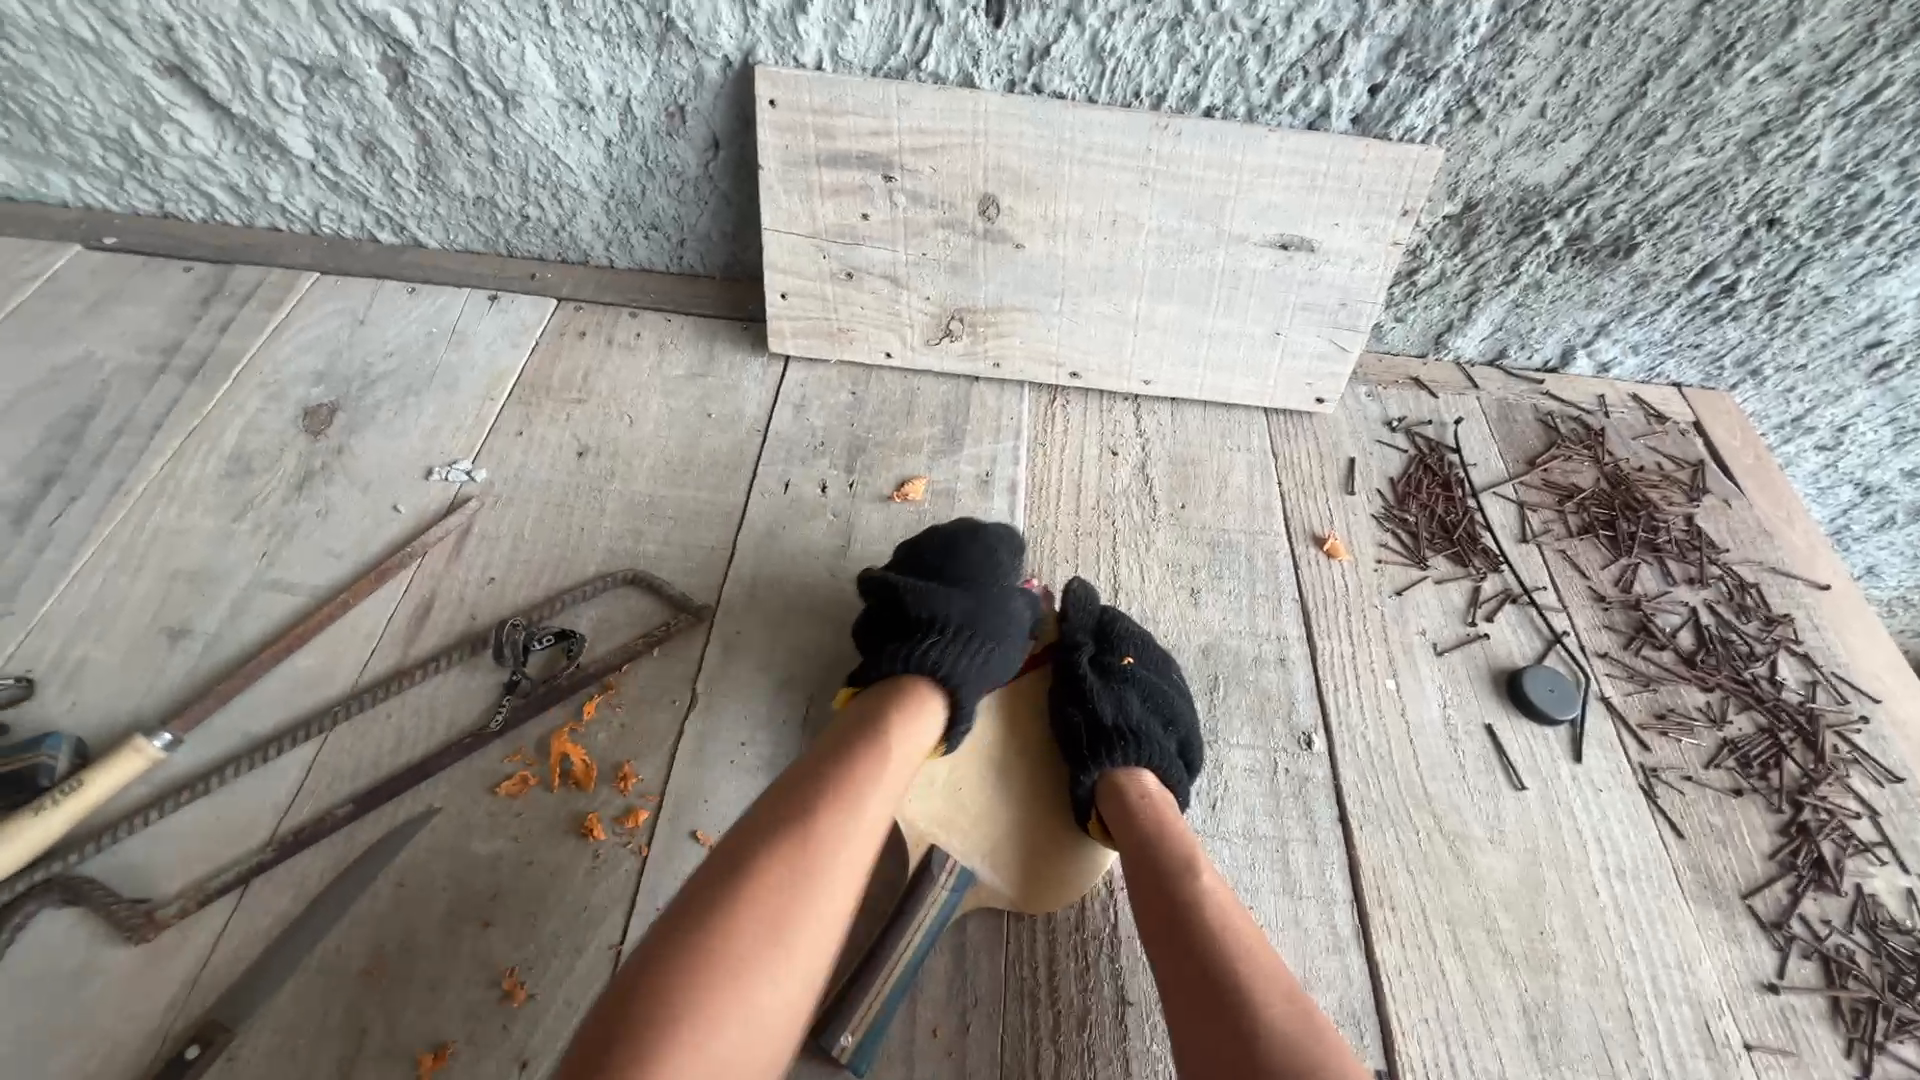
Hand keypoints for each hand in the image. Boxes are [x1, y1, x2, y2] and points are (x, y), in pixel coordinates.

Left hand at [846, 518, 1042, 752]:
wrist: (925, 664)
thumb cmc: (985, 640)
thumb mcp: (1020, 624)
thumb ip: (1025, 601)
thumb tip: (1028, 592)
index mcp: (989, 539)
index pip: (1007, 543)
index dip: (1007, 568)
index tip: (1004, 592)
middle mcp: (949, 533)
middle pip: (963, 544)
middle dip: (967, 566)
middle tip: (970, 600)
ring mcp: (910, 550)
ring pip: (929, 556)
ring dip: (934, 574)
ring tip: (937, 609)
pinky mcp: (883, 572)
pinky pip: (901, 577)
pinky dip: (906, 589)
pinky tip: (909, 615)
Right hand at [1050, 577, 1203, 841]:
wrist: (1133, 776)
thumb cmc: (1093, 719)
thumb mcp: (1072, 669)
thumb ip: (1077, 627)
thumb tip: (1079, 585)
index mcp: (1131, 638)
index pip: (1104, 620)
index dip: (1084, 635)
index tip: (1070, 653)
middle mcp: (1159, 655)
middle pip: (1128, 646)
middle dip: (1109, 656)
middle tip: (1086, 679)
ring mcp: (1176, 687)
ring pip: (1146, 673)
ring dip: (1129, 680)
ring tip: (1109, 704)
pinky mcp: (1185, 717)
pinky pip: (1159, 700)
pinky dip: (1144, 704)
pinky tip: (1131, 722)